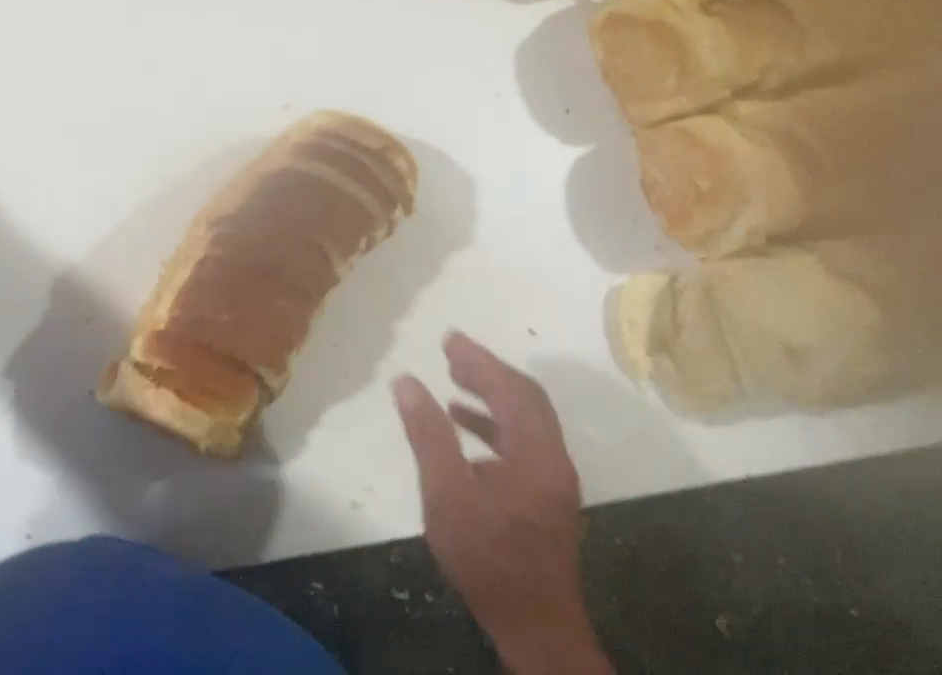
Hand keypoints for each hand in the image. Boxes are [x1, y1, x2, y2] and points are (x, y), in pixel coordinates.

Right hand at [393, 333, 612, 674]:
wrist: (532, 621)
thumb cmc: (485, 555)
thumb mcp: (445, 493)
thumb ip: (428, 434)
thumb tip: (407, 382)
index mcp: (537, 456)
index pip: (513, 391)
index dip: (480, 361)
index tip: (448, 339)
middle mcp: (554, 462)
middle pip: (527, 401)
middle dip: (488, 372)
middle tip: (450, 351)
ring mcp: (553, 482)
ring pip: (526, 422)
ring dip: (491, 396)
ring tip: (453, 381)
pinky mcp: (544, 498)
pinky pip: (522, 443)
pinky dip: (493, 425)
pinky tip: (463, 428)